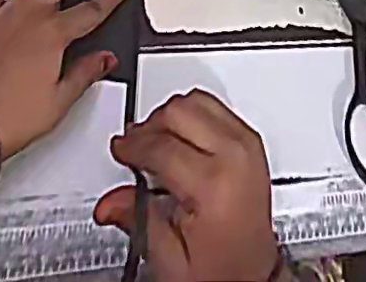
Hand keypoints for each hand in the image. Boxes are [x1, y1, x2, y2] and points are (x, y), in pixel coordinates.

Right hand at [92, 90, 279, 281]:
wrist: (256, 276)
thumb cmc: (223, 271)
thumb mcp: (172, 261)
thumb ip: (139, 222)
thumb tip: (110, 201)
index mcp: (215, 185)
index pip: (162, 146)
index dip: (134, 145)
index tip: (121, 149)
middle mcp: (235, 155)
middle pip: (178, 112)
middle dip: (150, 126)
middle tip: (135, 146)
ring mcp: (246, 142)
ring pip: (196, 100)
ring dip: (171, 115)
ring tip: (157, 140)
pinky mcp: (250, 138)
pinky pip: (214, 106)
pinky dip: (192, 114)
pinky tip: (181, 135)